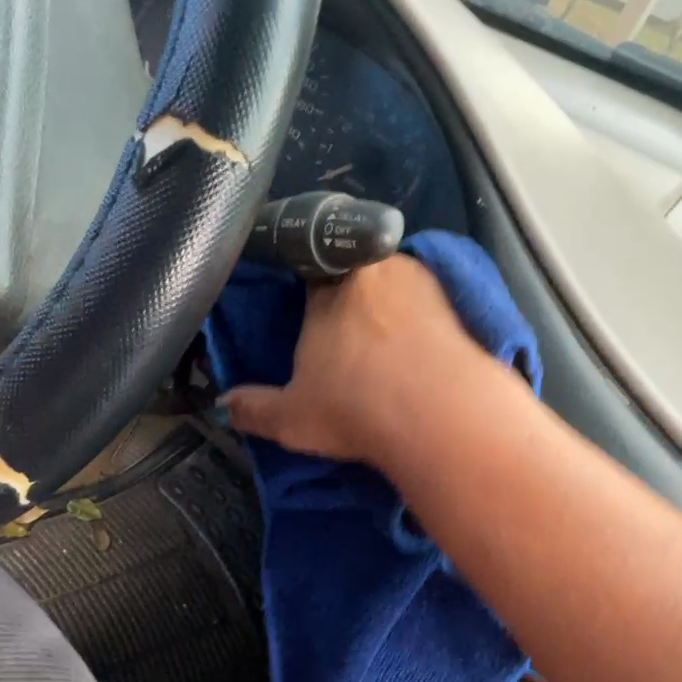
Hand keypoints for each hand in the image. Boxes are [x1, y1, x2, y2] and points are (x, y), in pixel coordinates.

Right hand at [221, 254, 508, 466]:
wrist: (442, 415)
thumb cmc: (354, 405)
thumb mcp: (291, 417)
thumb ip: (253, 408)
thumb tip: (223, 405)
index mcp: (330, 283)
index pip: (309, 264)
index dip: (305, 286)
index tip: (302, 306)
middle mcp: (377, 270)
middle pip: (356, 274)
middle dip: (349, 298)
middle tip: (342, 334)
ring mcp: (423, 284)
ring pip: (395, 288)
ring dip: (388, 311)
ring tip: (381, 348)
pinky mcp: (458, 308)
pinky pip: (427, 310)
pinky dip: (418, 328)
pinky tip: (414, 357)